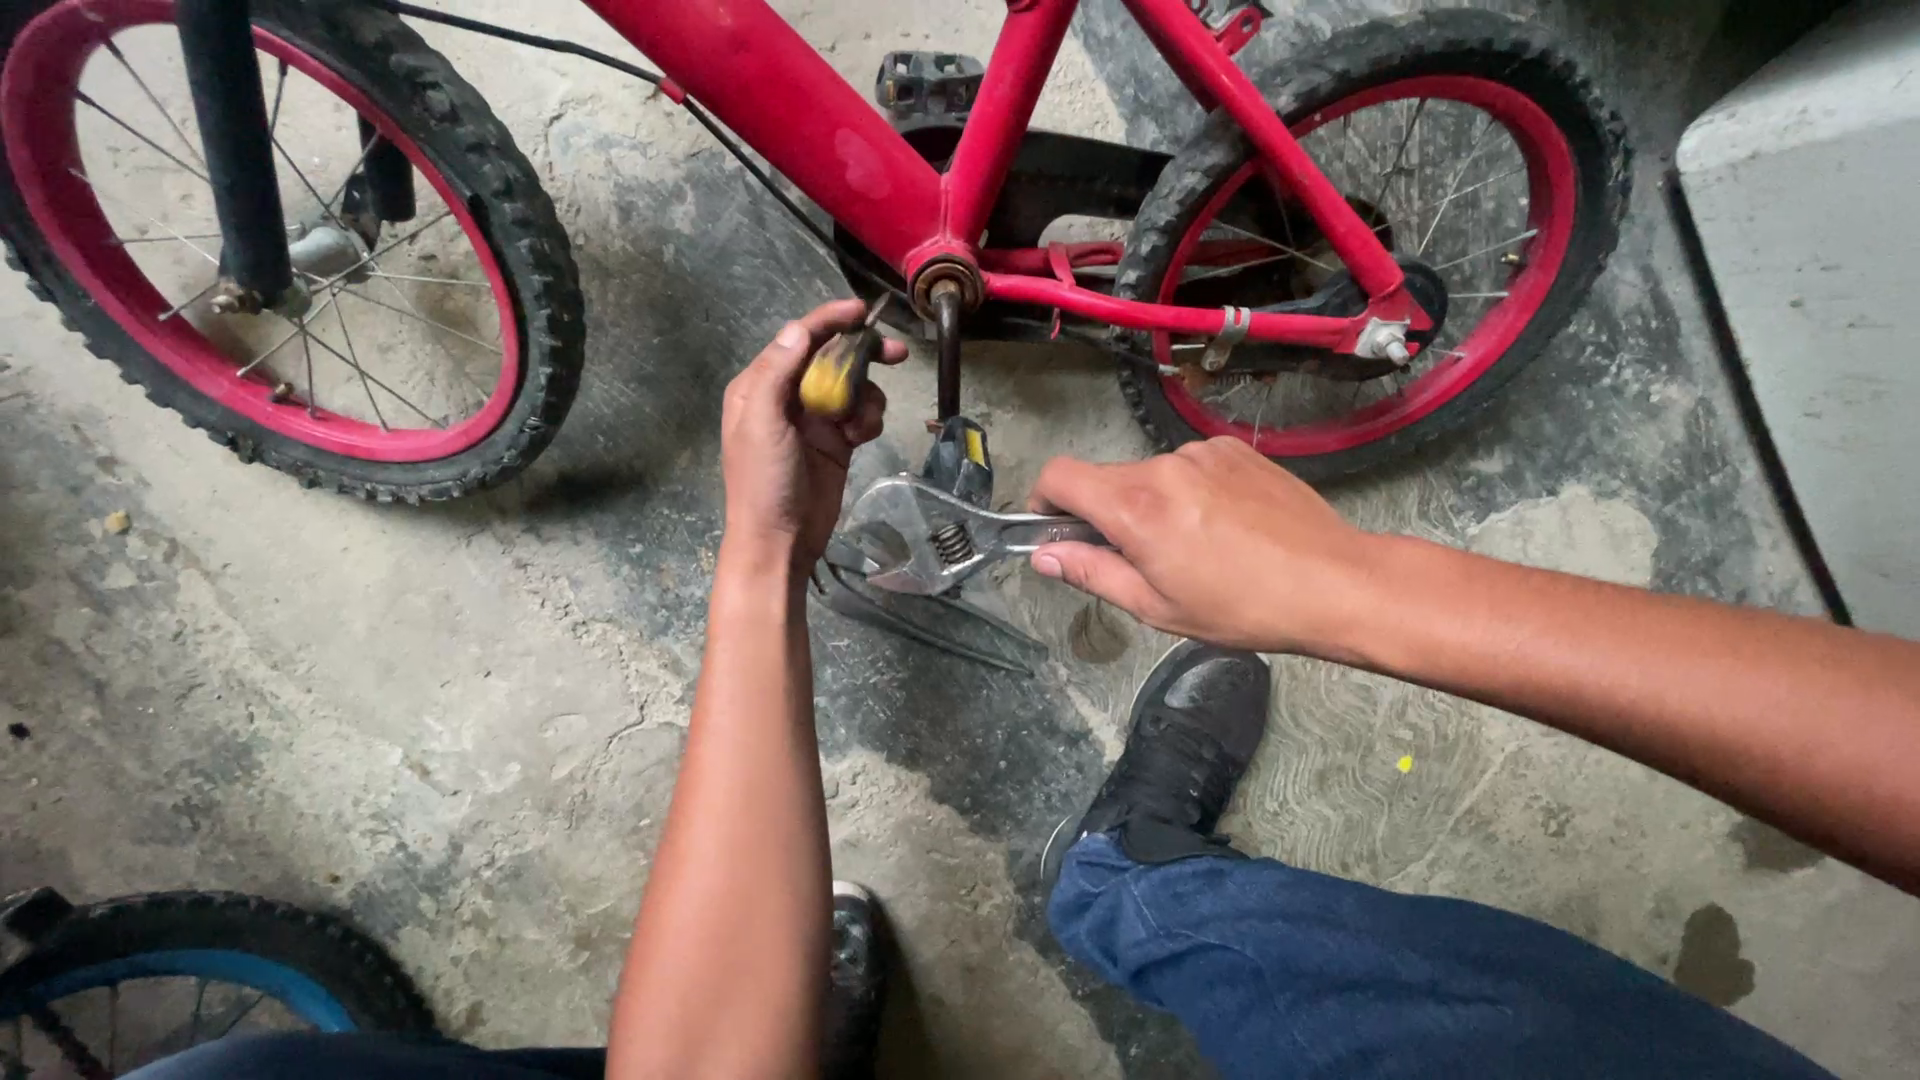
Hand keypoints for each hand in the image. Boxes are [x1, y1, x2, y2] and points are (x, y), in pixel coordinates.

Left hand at [720, 298, 906, 570]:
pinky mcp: (836, 442)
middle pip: (831, 359)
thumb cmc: (763, 482)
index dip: (830, 321)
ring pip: (852, 387)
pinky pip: (861, 415)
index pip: (799, 339)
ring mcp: (813, 420)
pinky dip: (868, 420)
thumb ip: (777, 373)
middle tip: (896, 354)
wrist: (780, 540)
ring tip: (861, 425)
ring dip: (866, 398)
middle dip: (861, 355)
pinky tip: (862, 437)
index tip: (863, 313)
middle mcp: (787, 396)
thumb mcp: (762, 423)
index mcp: (761, 385)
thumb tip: (799, 328)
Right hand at [1027, 437, 1378, 655]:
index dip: (1044, 502)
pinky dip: (1186, 491)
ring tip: (1192, 545)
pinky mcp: (1234, 449)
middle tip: (1138, 558)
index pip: (1060, 476)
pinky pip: (1188, 466)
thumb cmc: (1242, 607)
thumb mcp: (1156, 606)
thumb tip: (1044, 556)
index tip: (1056, 531)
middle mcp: (1165, 465)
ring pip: (1148, 474)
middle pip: (1105, 478)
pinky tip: (1220, 524)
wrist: (1335, 582)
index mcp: (1137, 507)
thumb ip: (1093, 573)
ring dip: (1149, 504)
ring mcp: (1203, 452)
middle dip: (1104, 514)